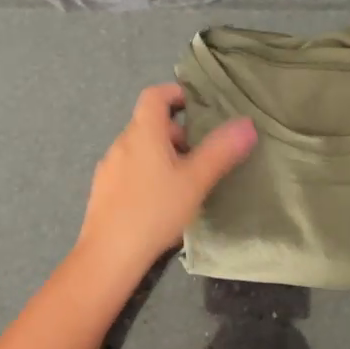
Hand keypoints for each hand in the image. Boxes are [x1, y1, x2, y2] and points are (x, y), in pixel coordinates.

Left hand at [75, 83, 256, 277]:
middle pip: (149, 122)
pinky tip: (159, 201)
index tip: (196, 105)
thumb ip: (221, 151)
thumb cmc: (155, 211)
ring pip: (139, 147)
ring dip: (162, 153)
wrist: (108, 256)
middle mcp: (122, 143)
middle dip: (176, 131)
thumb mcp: (195, 181)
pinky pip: (128, 168)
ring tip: (184, 180)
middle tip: (200, 153)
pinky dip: (147, 172)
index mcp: (143, 132)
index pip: (155, 95)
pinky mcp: (103, 190)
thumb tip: (247, 124)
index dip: (175, 92)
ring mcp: (108, 167)